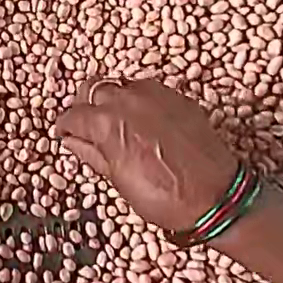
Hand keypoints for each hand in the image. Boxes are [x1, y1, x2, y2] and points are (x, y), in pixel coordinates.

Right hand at [51, 79, 240, 232]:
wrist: (217, 198)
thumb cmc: (166, 197)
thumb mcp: (117, 179)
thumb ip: (92, 153)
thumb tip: (74, 141)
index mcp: (105, 123)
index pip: (72, 115)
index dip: (65, 127)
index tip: (66, 134)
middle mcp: (127, 101)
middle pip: (92, 88)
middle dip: (84, 105)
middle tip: (86, 124)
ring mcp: (154, 96)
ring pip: (119, 84)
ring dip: (110, 99)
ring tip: (114, 120)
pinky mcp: (177, 98)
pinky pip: (146, 89)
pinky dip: (137, 99)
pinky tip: (141, 119)